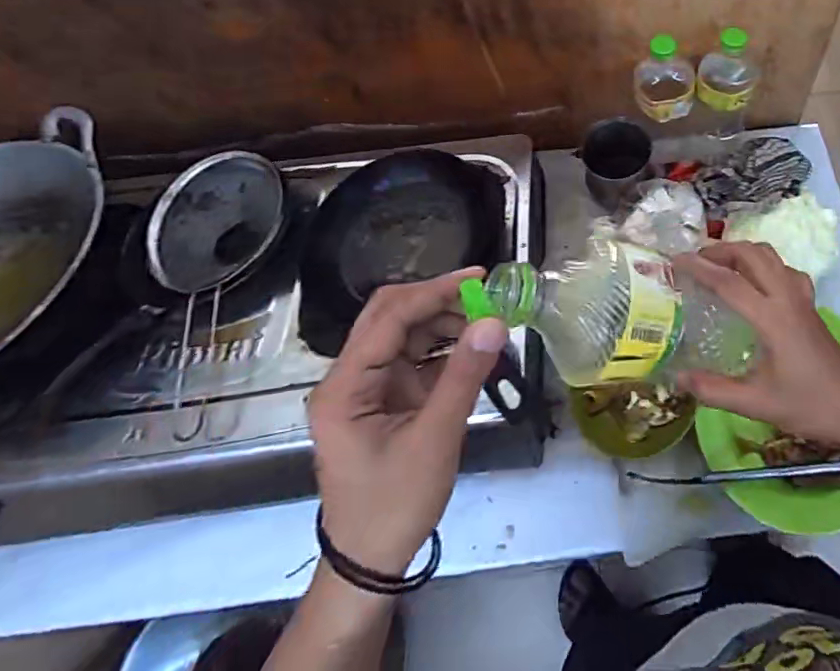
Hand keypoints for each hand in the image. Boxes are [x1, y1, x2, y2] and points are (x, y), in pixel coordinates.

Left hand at [308, 267, 509, 576]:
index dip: (434, 292)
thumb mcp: (434, 439)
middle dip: (438, 302)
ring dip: (445, 324)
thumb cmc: (395, 504)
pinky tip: (475, 349)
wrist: (371, 561)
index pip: (388, 318)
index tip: (478, 278)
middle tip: (485, 295)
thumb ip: (463, 376)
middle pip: (391, 318)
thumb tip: (495, 322)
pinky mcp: (385, 399)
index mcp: (345, 386)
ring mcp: (367, 388)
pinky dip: (445, 351)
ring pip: (405, 335)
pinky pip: (415, 360)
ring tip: (488, 324)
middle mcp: (350, 378)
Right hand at [672, 242, 839, 446]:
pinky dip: (761, 263)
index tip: (674, 262)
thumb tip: (676, 379)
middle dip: (719, 250)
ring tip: (717, 266)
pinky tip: (753, 283)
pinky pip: (782, 268)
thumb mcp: (758, 404)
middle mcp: (786, 297)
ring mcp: (800, 297)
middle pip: (751, 254)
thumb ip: (714, 390)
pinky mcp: (808, 303)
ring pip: (769, 255)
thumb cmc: (811, 404)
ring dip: (740, 252)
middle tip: (694, 262)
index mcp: (771, 318)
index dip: (698, 268)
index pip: (728, 281)